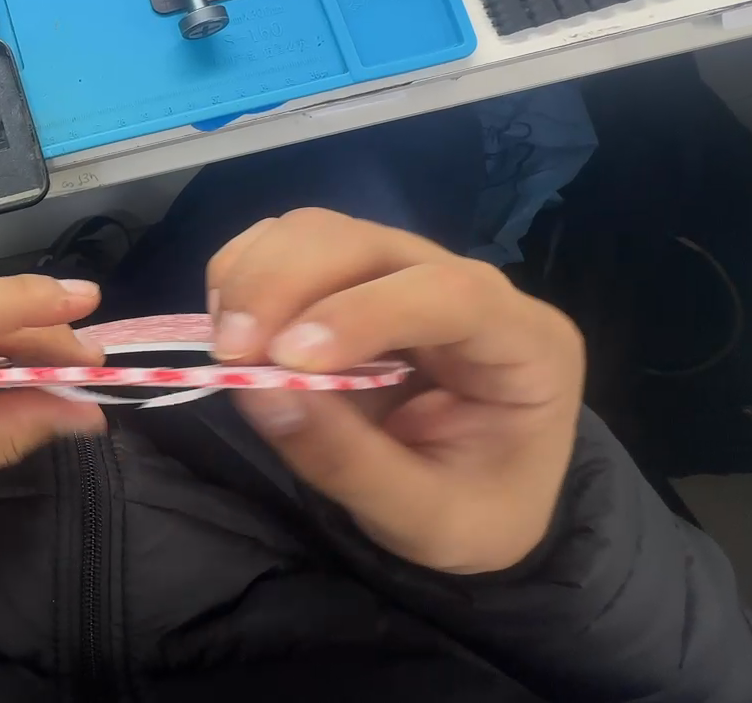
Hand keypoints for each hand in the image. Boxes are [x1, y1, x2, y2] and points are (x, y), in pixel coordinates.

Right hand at [208, 209, 583, 573]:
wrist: (461, 498)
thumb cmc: (465, 508)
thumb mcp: (425, 519)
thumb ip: (347, 462)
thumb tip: (256, 392)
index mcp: (523, 344)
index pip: (451, 293)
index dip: (362, 313)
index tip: (284, 360)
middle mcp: (460, 283)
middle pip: (359, 242)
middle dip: (280, 286)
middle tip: (231, 352)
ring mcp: (393, 266)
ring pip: (310, 231)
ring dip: (251, 278)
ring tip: (228, 345)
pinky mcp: (338, 269)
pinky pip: (275, 241)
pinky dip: (237, 273)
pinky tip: (230, 324)